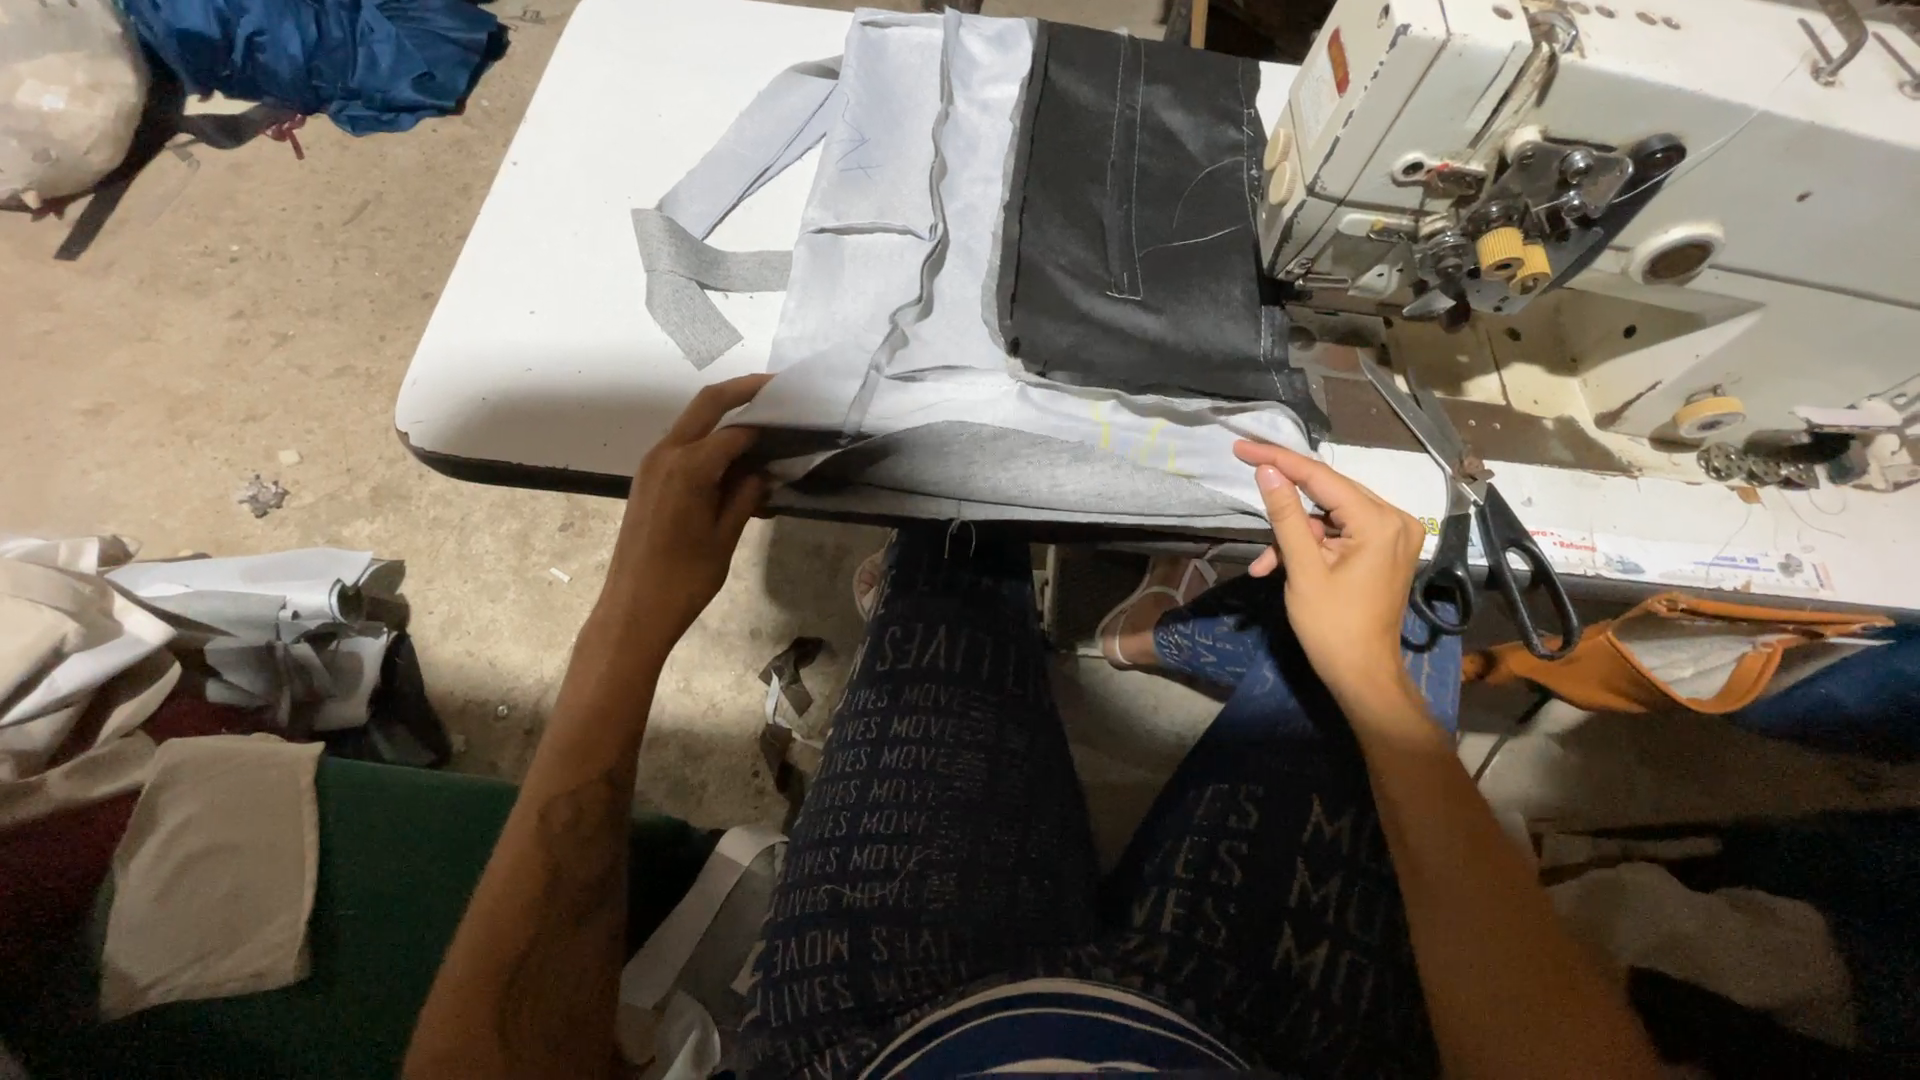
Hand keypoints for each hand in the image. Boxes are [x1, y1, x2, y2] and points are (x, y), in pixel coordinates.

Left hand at [592, 374, 773, 654]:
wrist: (634, 609)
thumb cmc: (685, 578)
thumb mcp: (725, 537)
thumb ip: (745, 495)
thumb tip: (762, 471)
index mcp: (688, 467)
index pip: (736, 431)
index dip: (767, 425)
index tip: (796, 419)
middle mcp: (666, 454)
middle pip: (707, 405)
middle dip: (742, 391)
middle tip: (778, 387)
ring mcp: (653, 465)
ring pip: (694, 424)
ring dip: (726, 420)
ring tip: (764, 430)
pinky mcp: (649, 480)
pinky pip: (684, 448)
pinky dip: (711, 445)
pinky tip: (736, 464)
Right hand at [1234, 440, 1425, 704]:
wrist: (1361, 672)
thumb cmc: (1331, 625)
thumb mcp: (1302, 569)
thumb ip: (1285, 515)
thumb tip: (1267, 470)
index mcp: (1379, 522)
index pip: (1321, 478)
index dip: (1279, 460)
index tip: (1242, 446)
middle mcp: (1394, 519)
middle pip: (1327, 492)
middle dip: (1284, 498)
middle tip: (1245, 469)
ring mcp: (1392, 534)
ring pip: (1328, 514)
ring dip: (1292, 533)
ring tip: (1266, 563)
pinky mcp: (1383, 548)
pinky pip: (1338, 532)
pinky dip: (1309, 545)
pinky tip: (1281, 567)